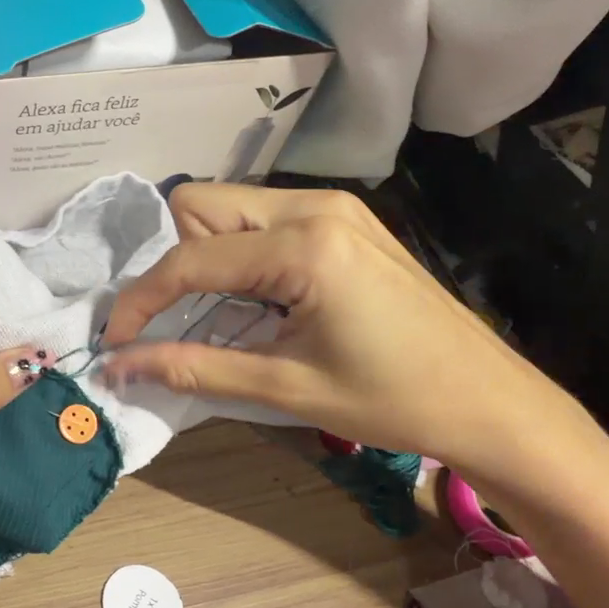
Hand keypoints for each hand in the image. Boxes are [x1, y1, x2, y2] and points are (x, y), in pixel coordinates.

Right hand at [101, 184, 585, 479]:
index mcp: (303, 246)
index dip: (142, 300)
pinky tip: (256, 302)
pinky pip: (263, 219)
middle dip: (174, 263)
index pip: (190, 257)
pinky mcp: (345, 220)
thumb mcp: (283, 387)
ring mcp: (334, 208)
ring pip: (229, 206)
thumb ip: (192, 368)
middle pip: (201, 205)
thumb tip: (119, 367)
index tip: (117, 342)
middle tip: (177, 321)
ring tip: (215, 317)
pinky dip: (239, 254)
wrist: (491, 402)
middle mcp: (315, 207)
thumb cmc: (393, 402)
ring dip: (205, 257)